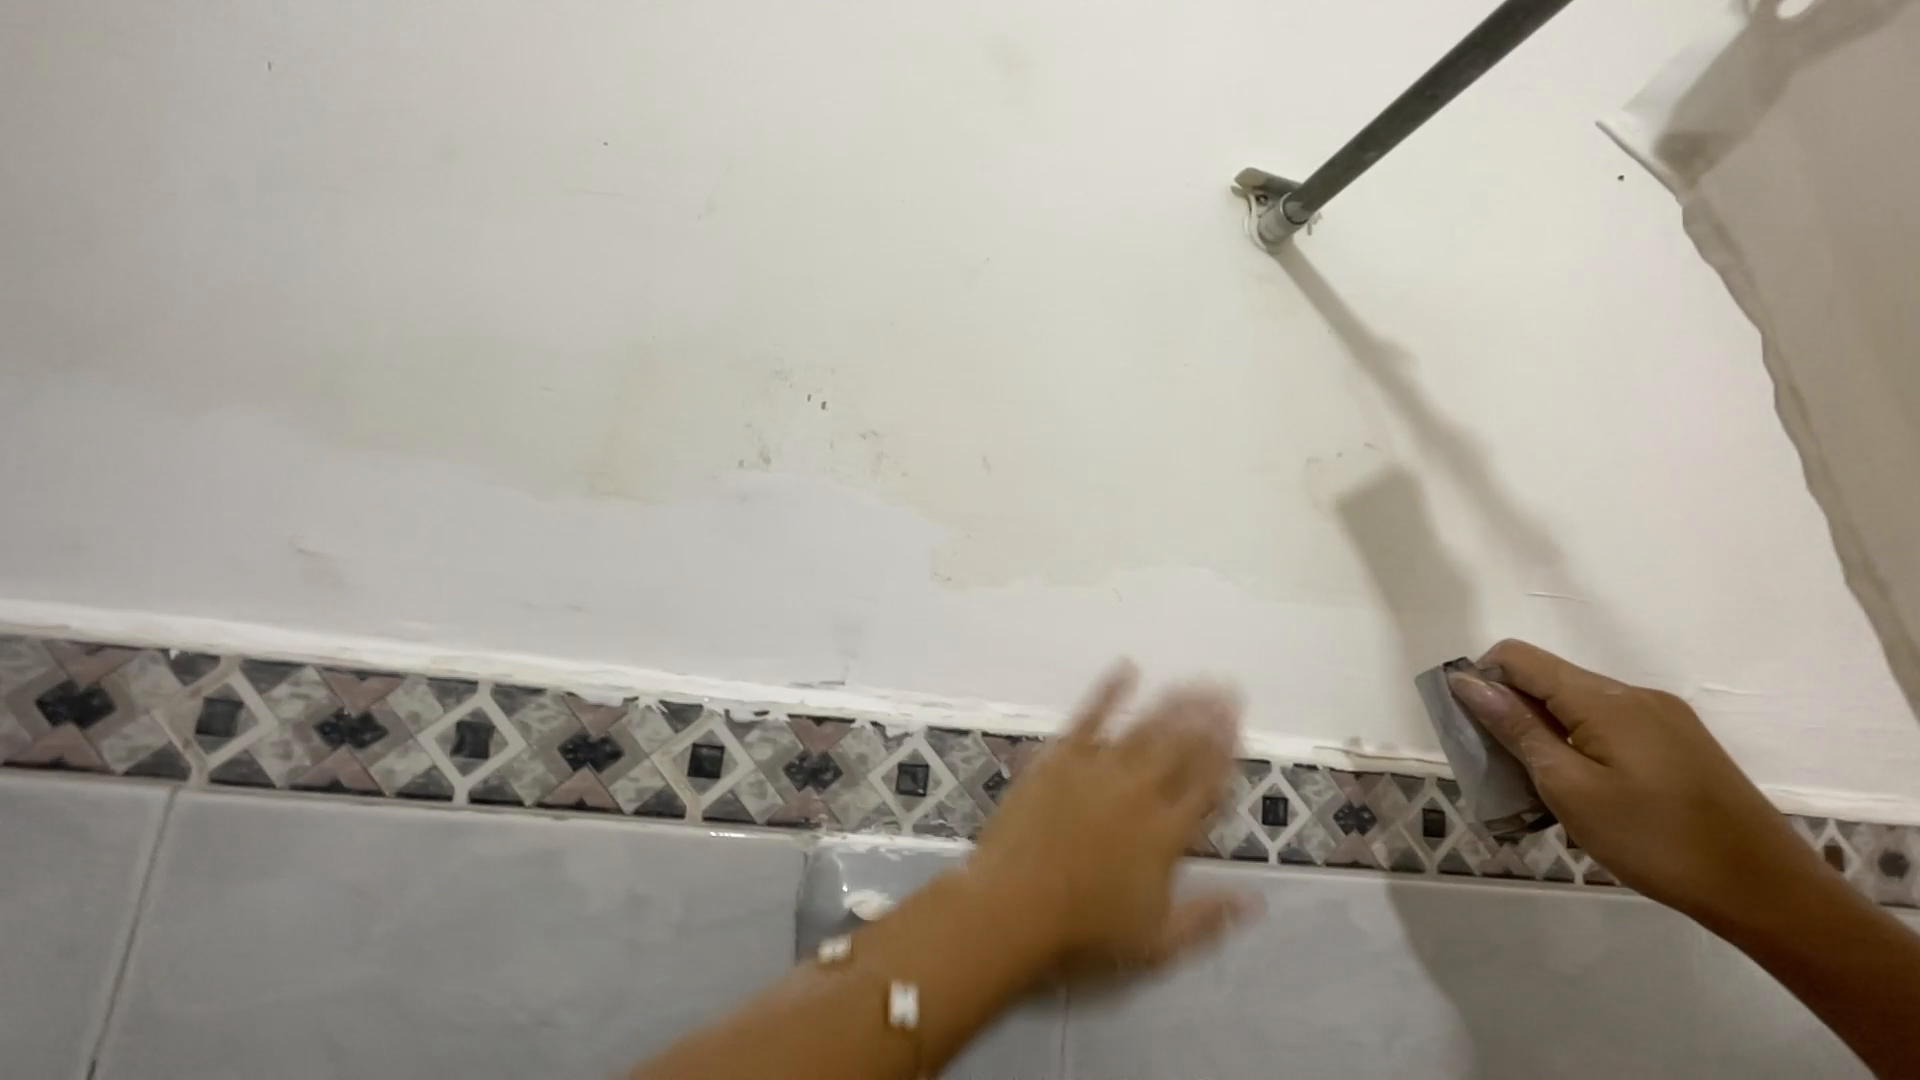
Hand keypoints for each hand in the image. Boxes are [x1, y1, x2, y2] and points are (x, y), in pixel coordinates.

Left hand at [965, 663, 1260, 976]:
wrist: (1009, 910)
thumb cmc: (1082, 934)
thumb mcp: (1155, 942)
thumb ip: (1207, 917)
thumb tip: (1256, 899)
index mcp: (1166, 834)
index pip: (1206, 784)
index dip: (1226, 752)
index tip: (1240, 724)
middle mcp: (1137, 793)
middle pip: (1180, 746)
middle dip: (1207, 716)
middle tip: (1226, 688)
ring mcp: (1095, 771)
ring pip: (1143, 727)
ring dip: (1171, 701)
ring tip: (1192, 680)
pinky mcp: (1057, 760)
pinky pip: (1088, 717)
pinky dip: (1108, 691)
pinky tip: (1125, 669)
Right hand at [1447, 640, 1828, 923]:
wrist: (1768, 893)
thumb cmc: (1655, 841)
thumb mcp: (1569, 788)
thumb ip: (1516, 729)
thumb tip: (1468, 682)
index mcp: (1605, 700)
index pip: (1518, 657)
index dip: (1482, 680)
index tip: (1472, 729)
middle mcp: (1634, 694)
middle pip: (1547, 677)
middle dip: (1511, 710)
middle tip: (1504, 768)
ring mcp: (1663, 717)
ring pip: (1575, 702)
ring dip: (1544, 731)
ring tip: (1545, 786)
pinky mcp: (1679, 741)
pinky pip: (1607, 723)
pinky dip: (1578, 742)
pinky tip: (1586, 788)